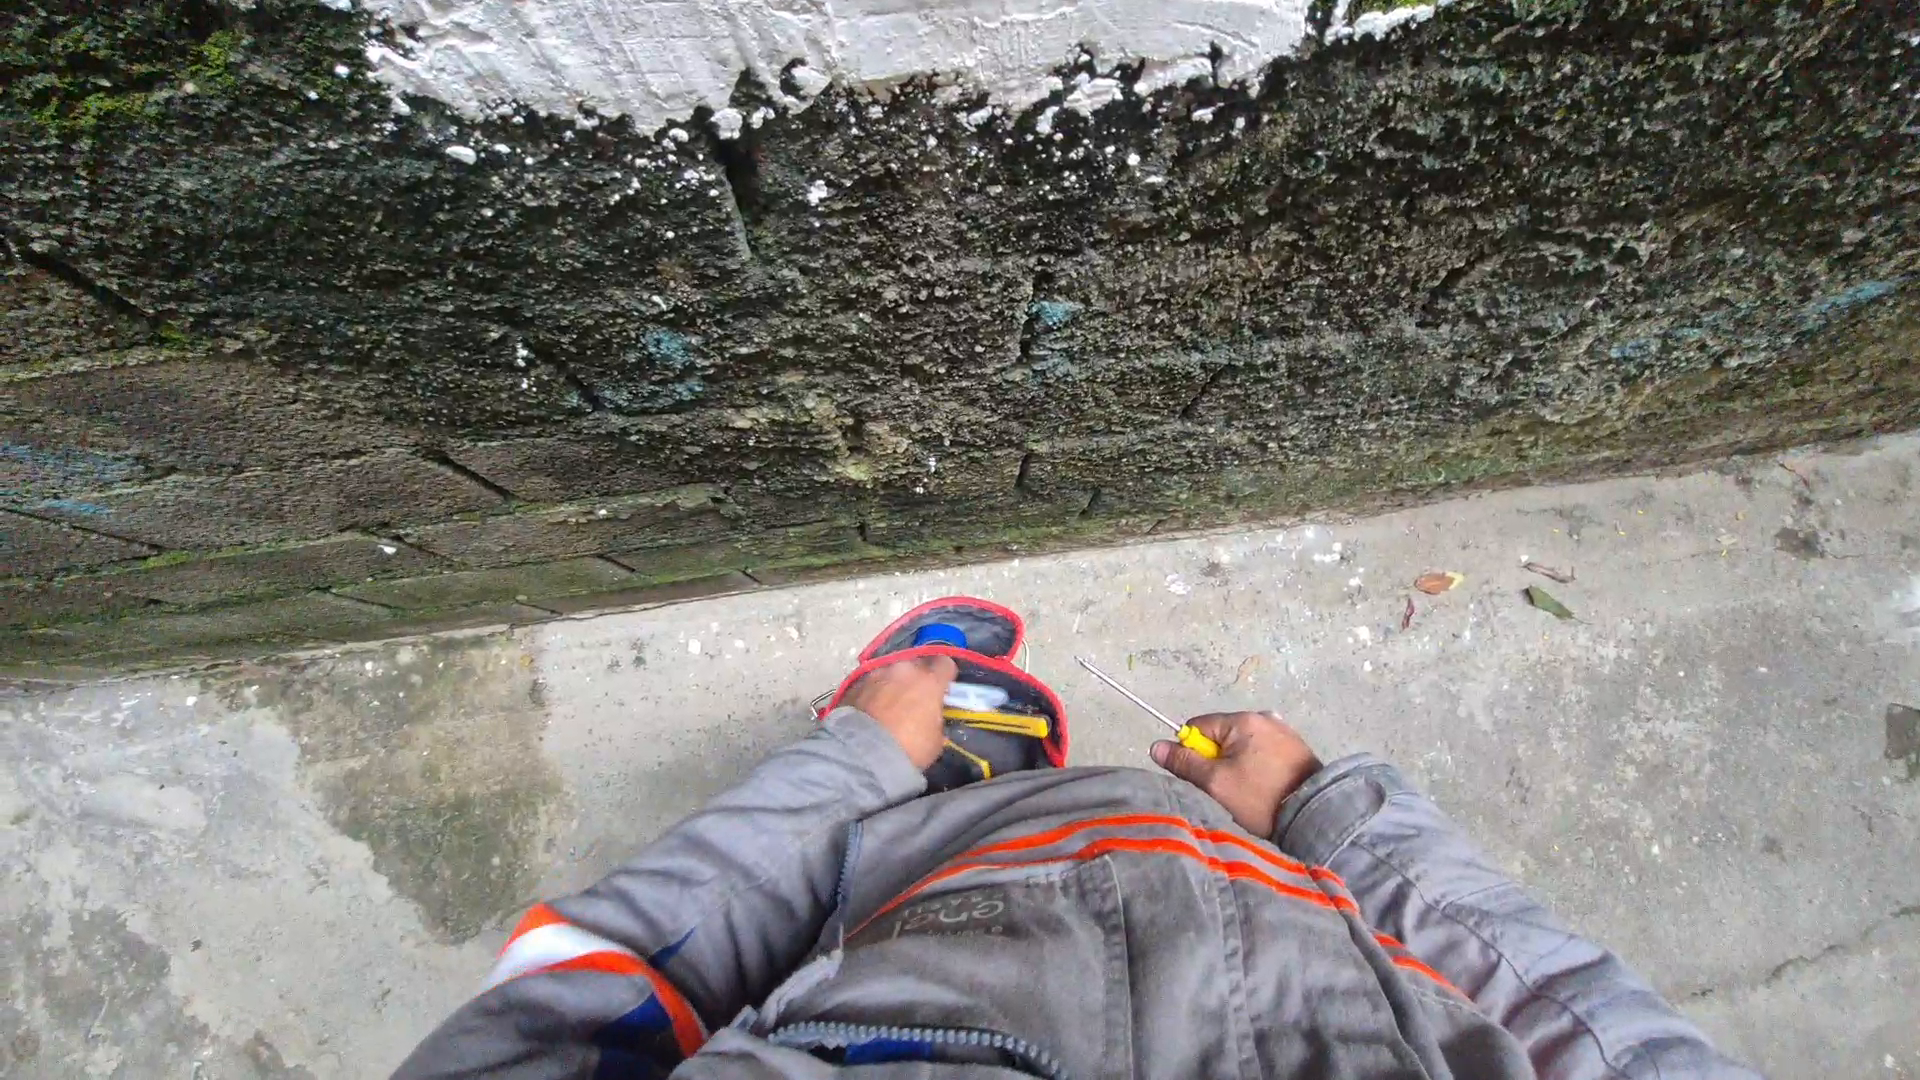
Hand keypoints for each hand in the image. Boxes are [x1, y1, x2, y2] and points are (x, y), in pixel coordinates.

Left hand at [842, 655, 958, 769]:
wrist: (863, 753)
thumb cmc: (908, 748)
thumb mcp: (936, 740)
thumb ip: (936, 720)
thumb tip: (930, 718)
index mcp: (929, 680)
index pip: (945, 663)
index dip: (945, 675)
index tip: (943, 687)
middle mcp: (904, 670)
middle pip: (916, 664)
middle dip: (918, 677)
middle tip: (915, 697)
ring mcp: (877, 674)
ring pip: (891, 672)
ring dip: (893, 683)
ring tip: (889, 704)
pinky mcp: (855, 684)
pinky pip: (871, 683)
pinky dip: (874, 692)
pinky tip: (871, 710)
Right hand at [1150, 711, 1321, 836]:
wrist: (1318, 816)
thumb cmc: (1261, 797)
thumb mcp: (1216, 782)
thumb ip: (1184, 762)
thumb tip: (1155, 746)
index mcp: (1242, 720)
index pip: (1198, 727)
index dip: (1193, 754)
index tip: (1204, 779)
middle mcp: (1263, 717)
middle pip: (1220, 736)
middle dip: (1216, 761)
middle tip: (1228, 790)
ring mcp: (1283, 731)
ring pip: (1241, 747)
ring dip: (1236, 766)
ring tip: (1249, 793)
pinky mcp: (1297, 748)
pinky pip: (1262, 753)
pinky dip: (1257, 768)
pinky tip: (1265, 788)